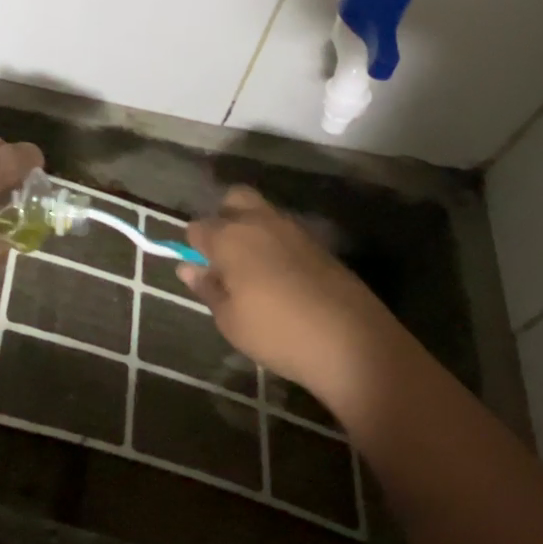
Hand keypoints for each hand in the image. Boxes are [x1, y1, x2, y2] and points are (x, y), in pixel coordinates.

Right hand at [177, 186, 399, 402]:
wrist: (353, 343)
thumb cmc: (278, 333)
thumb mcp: (230, 321)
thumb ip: (208, 288)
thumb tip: (188, 268)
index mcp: (229, 237)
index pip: (197, 228)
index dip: (194, 247)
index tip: (202, 273)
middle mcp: (259, 222)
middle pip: (233, 200)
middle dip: (224, 219)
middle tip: (226, 256)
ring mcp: (293, 230)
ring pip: (263, 213)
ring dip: (252, 230)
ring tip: (254, 272)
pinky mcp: (319, 244)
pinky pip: (287, 233)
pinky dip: (277, 245)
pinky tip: (282, 279)